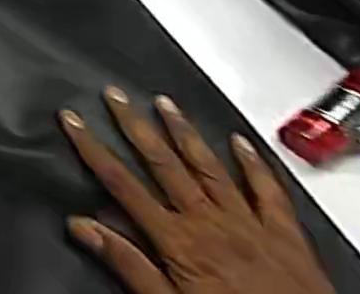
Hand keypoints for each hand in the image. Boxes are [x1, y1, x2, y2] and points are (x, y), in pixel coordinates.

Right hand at [60, 88, 336, 293]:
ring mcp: (249, 225)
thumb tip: (80, 225)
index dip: (91, 148)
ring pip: (208, 167)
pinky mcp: (287, 238)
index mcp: (179, 240)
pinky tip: (240, 141)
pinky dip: (254, 164)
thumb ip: (128, 265)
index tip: (72, 120)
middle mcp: (209, 222)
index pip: (121, 182)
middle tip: (114, 94)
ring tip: (164, 102)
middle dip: (134, 125)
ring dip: (183, 131)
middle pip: (162, 163)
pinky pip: (268, 194)